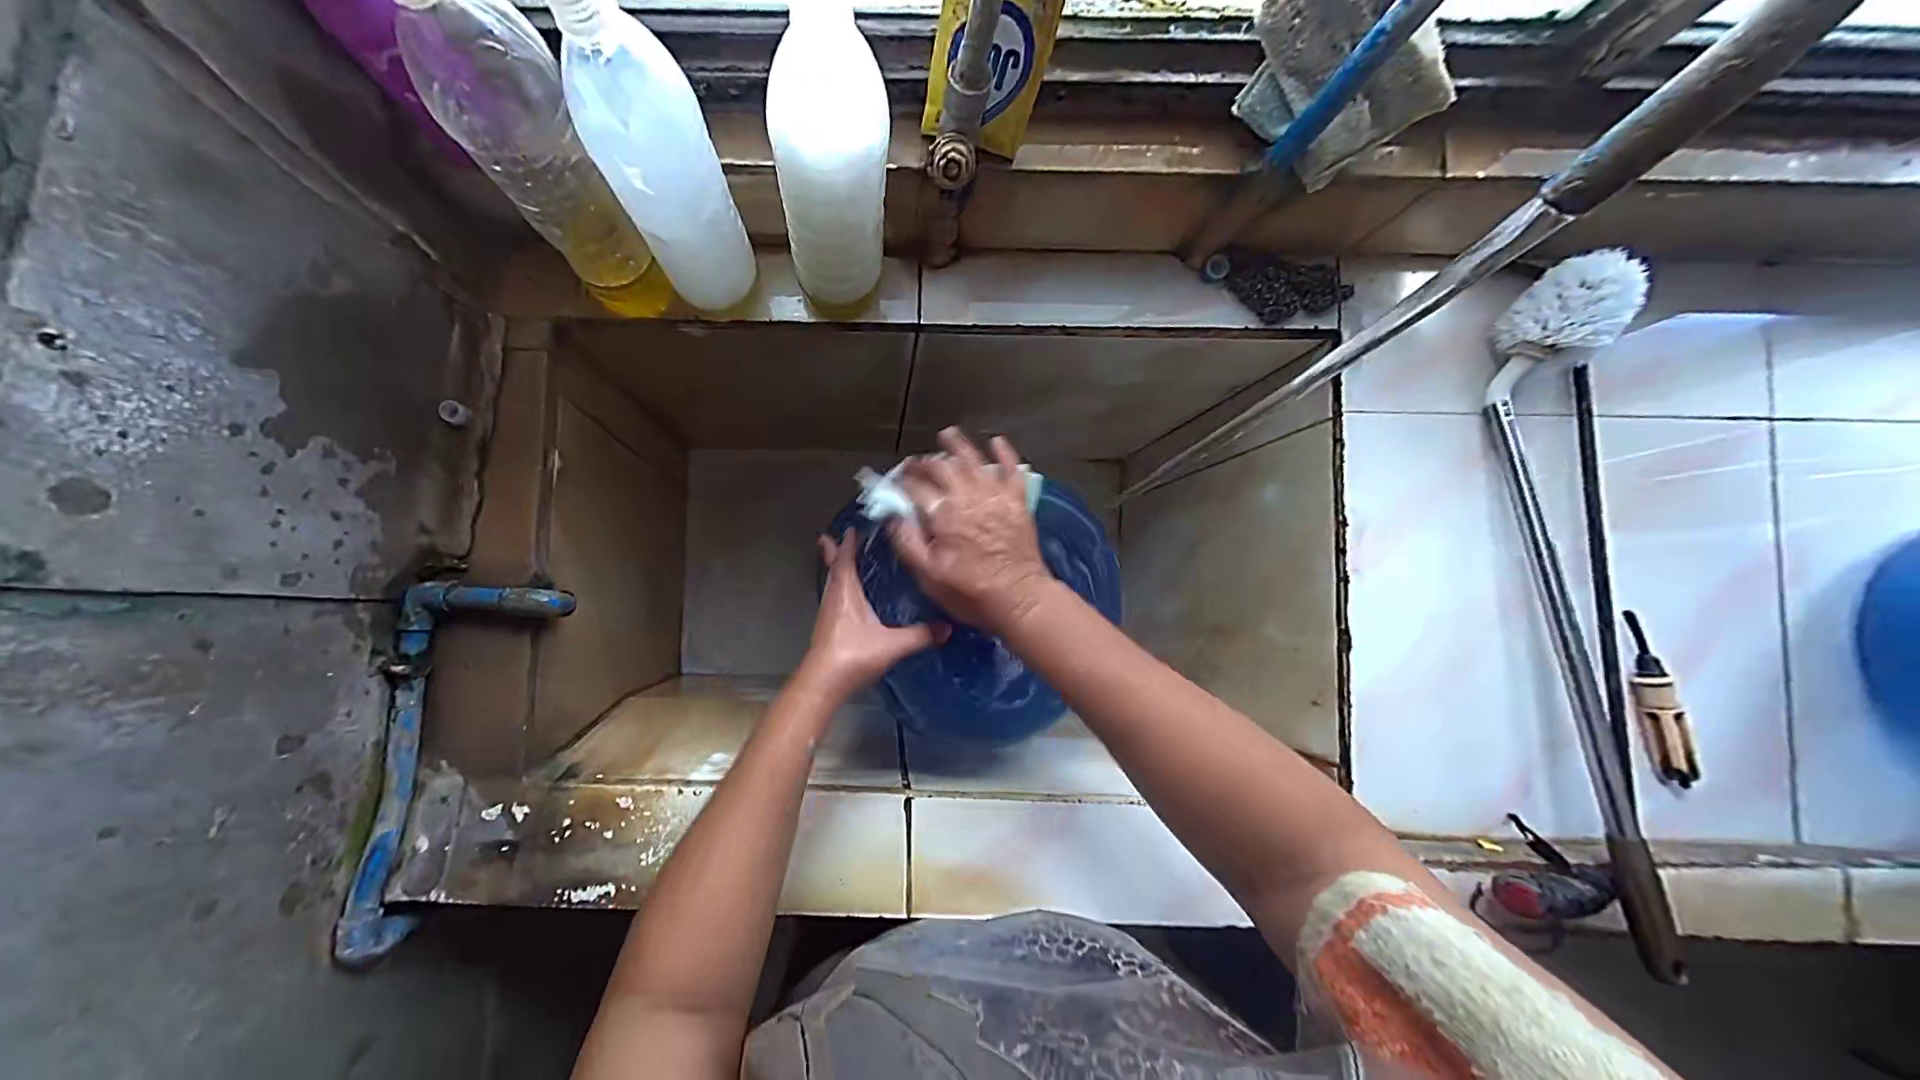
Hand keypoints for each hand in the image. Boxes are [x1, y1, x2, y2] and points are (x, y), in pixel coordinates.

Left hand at [804, 528, 947, 693]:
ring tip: (843, 563)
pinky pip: (834, 600)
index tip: (851, 530)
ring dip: (837, 571)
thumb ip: (921, 635)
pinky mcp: (828, 630)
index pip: (845, 560)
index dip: (847, 544)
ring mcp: (828, 615)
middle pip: (834, 569)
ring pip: (832, 585)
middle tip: (832, 539)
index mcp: (846, 592)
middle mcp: (834, 599)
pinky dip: (840, 590)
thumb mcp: (893, 644)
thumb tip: (947, 627)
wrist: (822, 684)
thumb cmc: (852, 656)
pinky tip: (849, 600)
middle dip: (835, 553)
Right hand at [887, 427, 1052, 631]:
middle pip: (942, 468)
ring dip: (959, 445)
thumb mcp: (928, 574)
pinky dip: (1004, 453)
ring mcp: (995, 496)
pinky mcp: (1017, 501)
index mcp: (943, 514)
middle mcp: (968, 497)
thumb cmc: (972, 591)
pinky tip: (997, 442)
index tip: (895, 484)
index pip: (915, 488)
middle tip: (915, 464)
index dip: (901, 483)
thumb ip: (907, 542)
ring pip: (974, 460)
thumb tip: (894, 518)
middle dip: (924, 463)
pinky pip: (1011, 469)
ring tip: (948, 435)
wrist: (1019, 597)